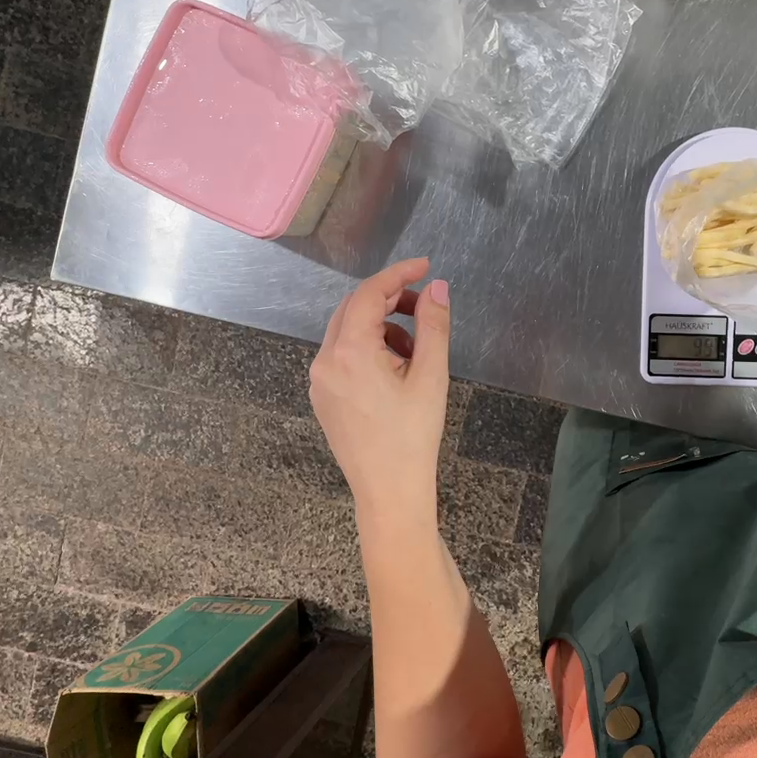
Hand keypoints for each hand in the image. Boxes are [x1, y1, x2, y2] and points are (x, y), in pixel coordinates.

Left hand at [310, 258, 450, 518]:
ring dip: (381, 325)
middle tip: (425, 305)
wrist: (390, 490)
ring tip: (416, 348)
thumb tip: (437, 287)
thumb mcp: (431, 376)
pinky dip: (369, 347)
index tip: (426, 266)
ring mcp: (319, 380)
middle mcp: (324, 361)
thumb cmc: (414, 435)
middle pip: (353, 309)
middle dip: (389, 299)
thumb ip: (434, 326)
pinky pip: (342, 356)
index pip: (369, 295)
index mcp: (350, 352)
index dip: (398, 274)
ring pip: (346, 332)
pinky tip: (396, 369)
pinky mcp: (323, 397)